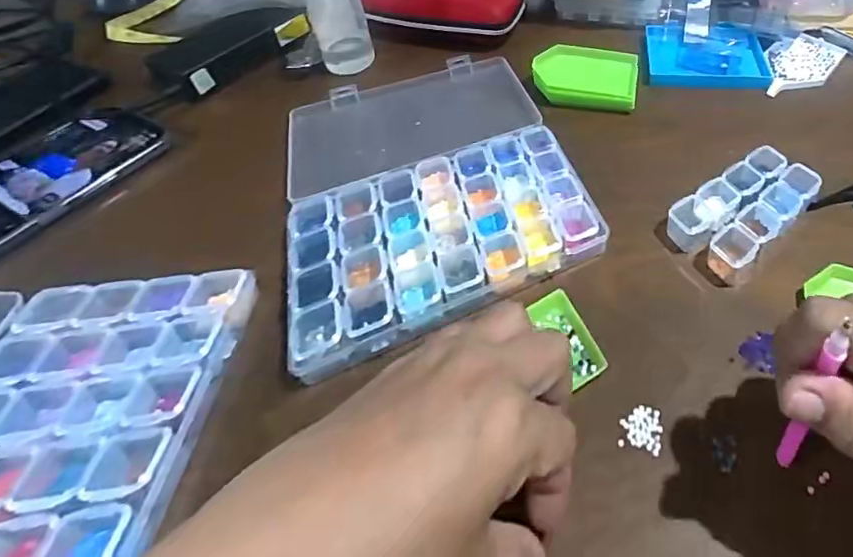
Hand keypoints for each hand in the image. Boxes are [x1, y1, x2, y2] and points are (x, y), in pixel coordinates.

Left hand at [155, 302, 573, 556]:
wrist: (290, 529)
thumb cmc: (391, 547)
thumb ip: (512, 549)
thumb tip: (528, 547)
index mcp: (511, 416)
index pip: (562, 442)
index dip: (557, 491)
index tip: (536, 530)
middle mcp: (487, 367)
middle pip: (551, 351)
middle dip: (555, 400)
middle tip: (531, 452)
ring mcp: (446, 351)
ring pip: (510, 320)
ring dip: (520, 358)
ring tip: (503, 409)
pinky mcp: (409, 354)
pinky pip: (464, 330)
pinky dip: (479, 354)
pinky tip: (455, 405)